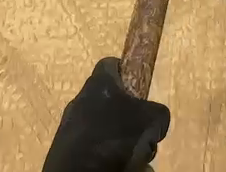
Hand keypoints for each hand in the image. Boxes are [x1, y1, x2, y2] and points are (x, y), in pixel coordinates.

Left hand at [42, 58, 170, 171]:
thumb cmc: (115, 136)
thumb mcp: (153, 118)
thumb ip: (159, 113)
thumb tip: (156, 122)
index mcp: (98, 83)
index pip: (112, 64)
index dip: (128, 73)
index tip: (140, 91)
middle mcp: (81, 101)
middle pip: (113, 103)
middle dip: (132, 121)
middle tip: (144, 137)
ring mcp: (71, 128)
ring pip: (107, 130)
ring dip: (124, 144)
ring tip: (136, 161)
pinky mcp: (66, 153)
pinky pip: (95, 150)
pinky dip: (110, 160)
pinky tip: (122, 170)